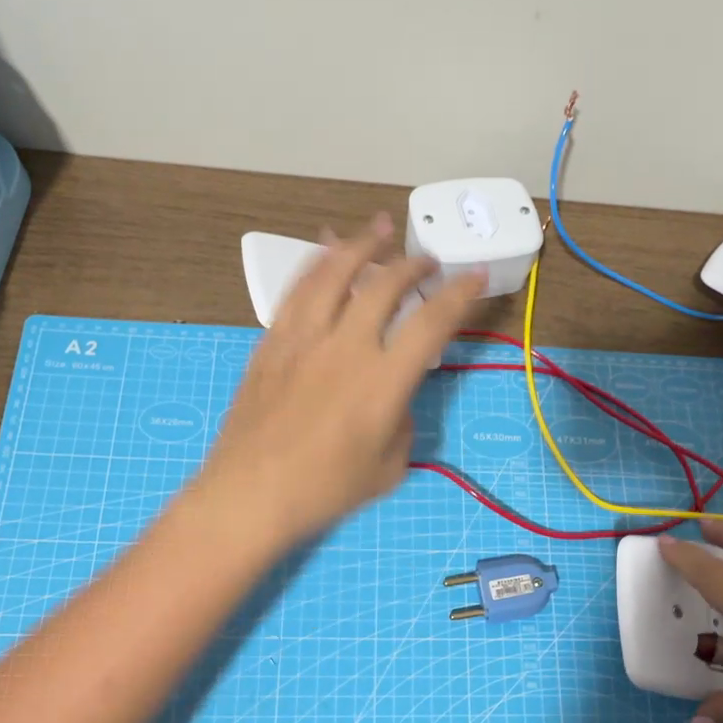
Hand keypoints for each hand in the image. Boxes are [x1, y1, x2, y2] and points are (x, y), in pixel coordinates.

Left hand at [196, 214, 485, 546]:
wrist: (250, 493)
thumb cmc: (324, 490)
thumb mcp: (387, 469)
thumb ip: (401, 426)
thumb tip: (394, 402)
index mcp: (383, 382)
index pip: (431, 324)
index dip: (458, 295)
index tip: (473, 275)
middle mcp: (346, 348)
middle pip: (384, 286)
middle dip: (412, 265)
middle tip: (427, 260)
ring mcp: (304, 339)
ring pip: (335, 274)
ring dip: (362, 246)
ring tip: (379, 228)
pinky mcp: (272, 343)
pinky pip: (297, 290)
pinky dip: (317, 264)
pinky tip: (326, 253)